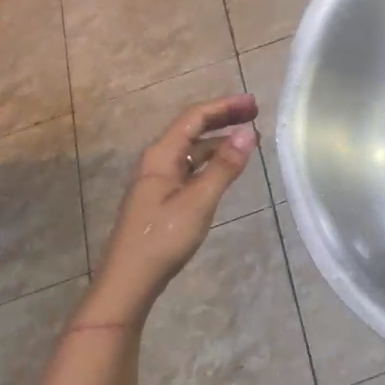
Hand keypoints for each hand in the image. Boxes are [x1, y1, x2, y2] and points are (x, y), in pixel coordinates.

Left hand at [94, 94, 258, 313]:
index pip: (194, 117)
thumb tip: (248, 134)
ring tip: (248, 143)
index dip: (225, 107)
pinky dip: (211, 162)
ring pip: (191, 151)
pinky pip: (190, 168)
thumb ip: (224, 167)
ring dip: (219, 142)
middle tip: (255, 115)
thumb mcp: (199, 201)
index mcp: (161, 155)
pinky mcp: (161, 198)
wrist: (130, 280)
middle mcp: (157, 161)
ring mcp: (157, 180)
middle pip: (192, 130)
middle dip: (223, 119)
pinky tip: (225, 170)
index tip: (254, 104)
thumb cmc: (163, 238)